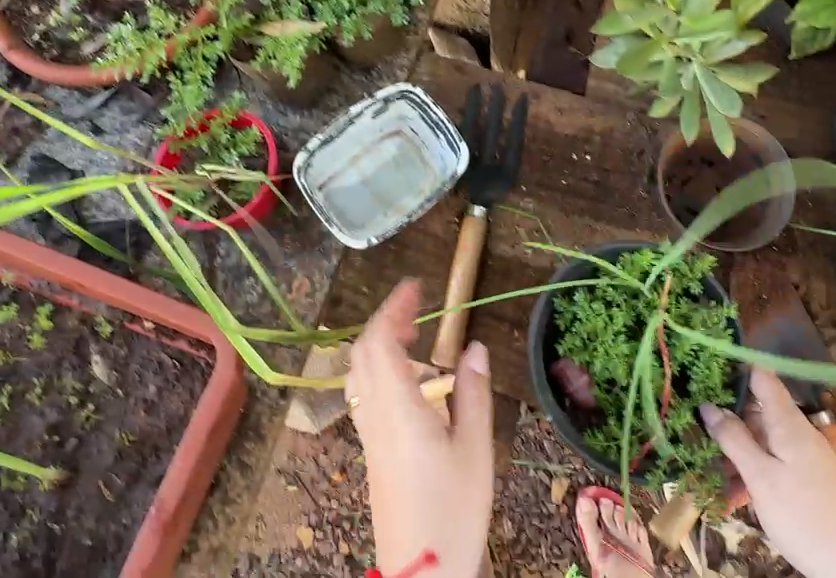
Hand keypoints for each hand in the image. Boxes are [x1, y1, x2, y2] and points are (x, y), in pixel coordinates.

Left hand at [347, 279, 493, 577]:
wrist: (421, 572)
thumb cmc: (454, 512)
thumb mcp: (476, 451)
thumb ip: (473, 394)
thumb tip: (475, 347)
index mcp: (399, 409)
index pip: (381, 342)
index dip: (393, 308)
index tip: (416, 286)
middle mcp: (375, 416)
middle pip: (362, 353)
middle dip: (384, 320)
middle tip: (417, 307)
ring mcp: (369, 436)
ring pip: (358, 374)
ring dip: (379, 344)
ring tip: (413, 335)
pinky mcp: (372, 452)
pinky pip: (364, 394)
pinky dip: (378, 369)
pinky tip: (407, 378)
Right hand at [701, 366, 835, 577]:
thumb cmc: (804, 516)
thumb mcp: (760, 477)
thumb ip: (733, 438)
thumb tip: (708, 405)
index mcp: (787, 422)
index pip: (761, 377)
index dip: (733, 371)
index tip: (702, 377)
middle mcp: (797, 432)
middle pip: (756, 411)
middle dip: (726, 422)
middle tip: (694, 438)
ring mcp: (803, 457)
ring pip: (761, 442)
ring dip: (735, 454)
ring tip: (708, 477)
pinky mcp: (807, 480)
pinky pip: (772, 465)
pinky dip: (751, 474)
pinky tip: (732, 497)